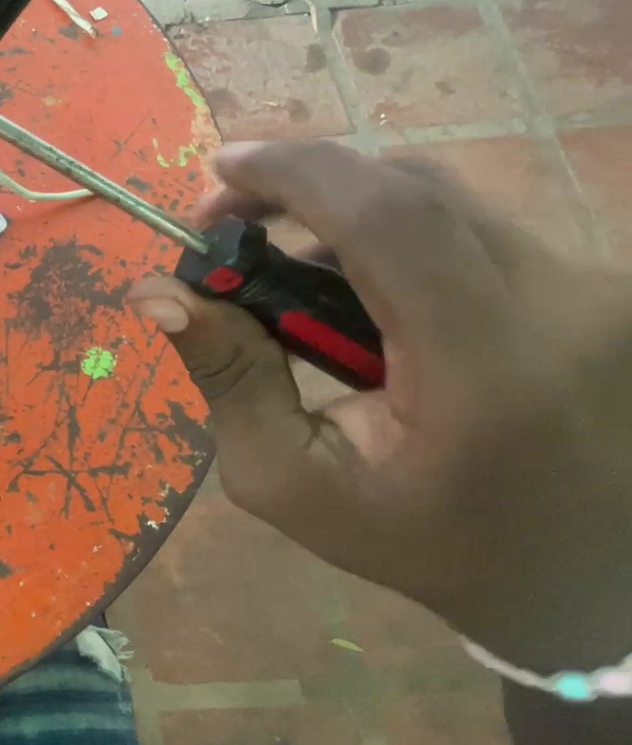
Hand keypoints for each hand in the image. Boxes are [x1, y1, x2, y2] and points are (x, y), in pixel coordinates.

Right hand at [126, 141, 631, 671]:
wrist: (578, 573)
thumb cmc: (417, 539)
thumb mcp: (286, 480)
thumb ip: (227, 379)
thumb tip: (156, 295)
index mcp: (483, 366)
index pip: (390, 220)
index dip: (297, 173)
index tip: (216, 171)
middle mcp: (561, 304)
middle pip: (416, 190)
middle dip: (303, 184)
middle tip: (222, 223)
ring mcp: (597, 288)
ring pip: (445, 200)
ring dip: (341, 210)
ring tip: (275, 268)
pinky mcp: (598, 285)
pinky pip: (471, 226)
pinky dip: (388, 236)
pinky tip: (349, 293)